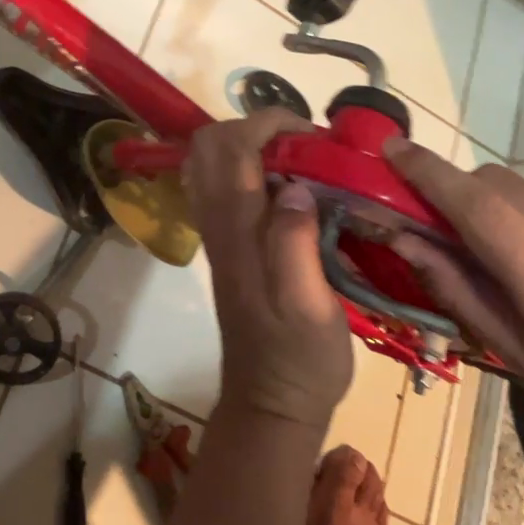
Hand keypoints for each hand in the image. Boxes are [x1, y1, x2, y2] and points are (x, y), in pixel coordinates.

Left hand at [183, 110, 351, 428]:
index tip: (314, 133)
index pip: (234, 146)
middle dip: (256, 126)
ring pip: (209, 161)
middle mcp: (217, 222)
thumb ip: (297, 243)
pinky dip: (245, 168)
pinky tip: (285, 189)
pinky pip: (218, 185)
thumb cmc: (300, 358)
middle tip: (306, 145)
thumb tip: (294, 186)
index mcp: (238, 229)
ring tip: (299, 161)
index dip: (269, 123)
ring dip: (249, 144)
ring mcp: (216, 232)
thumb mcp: (312, 306)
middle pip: (211, 143)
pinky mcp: (224, 245)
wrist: (270, 401)